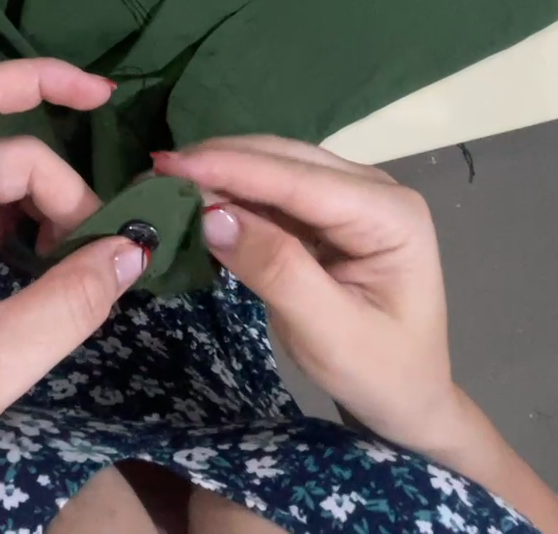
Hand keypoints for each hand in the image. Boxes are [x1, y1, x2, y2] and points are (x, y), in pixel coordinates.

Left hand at [0, 59, 149, 520]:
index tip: (101, 94)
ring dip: (47, 213)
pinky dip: (24, 229)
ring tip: (75, 271)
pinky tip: (46, 267)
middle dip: (62, 195)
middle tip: (100, 260)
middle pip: (5, 154)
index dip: (38, 78)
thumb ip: (73, 300)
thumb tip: (135, 249)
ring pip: (0, 182)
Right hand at [152, 137, 464, 455]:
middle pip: (281, 159)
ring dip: (216, 171)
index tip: (168, 164)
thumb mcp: (328, 333)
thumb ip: (275, 269)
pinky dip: (227, 190)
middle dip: (215, 162)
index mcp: (389, 214)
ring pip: (269, 165)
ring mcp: (346, 193)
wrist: (405, 399)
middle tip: (152, 172)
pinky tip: (194, 196)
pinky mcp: (321, 207)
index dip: (230, 167)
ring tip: (162, 180)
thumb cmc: (380, 373)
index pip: (297, 179)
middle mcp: (371, 188)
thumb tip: (211, 214)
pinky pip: (266, 187)